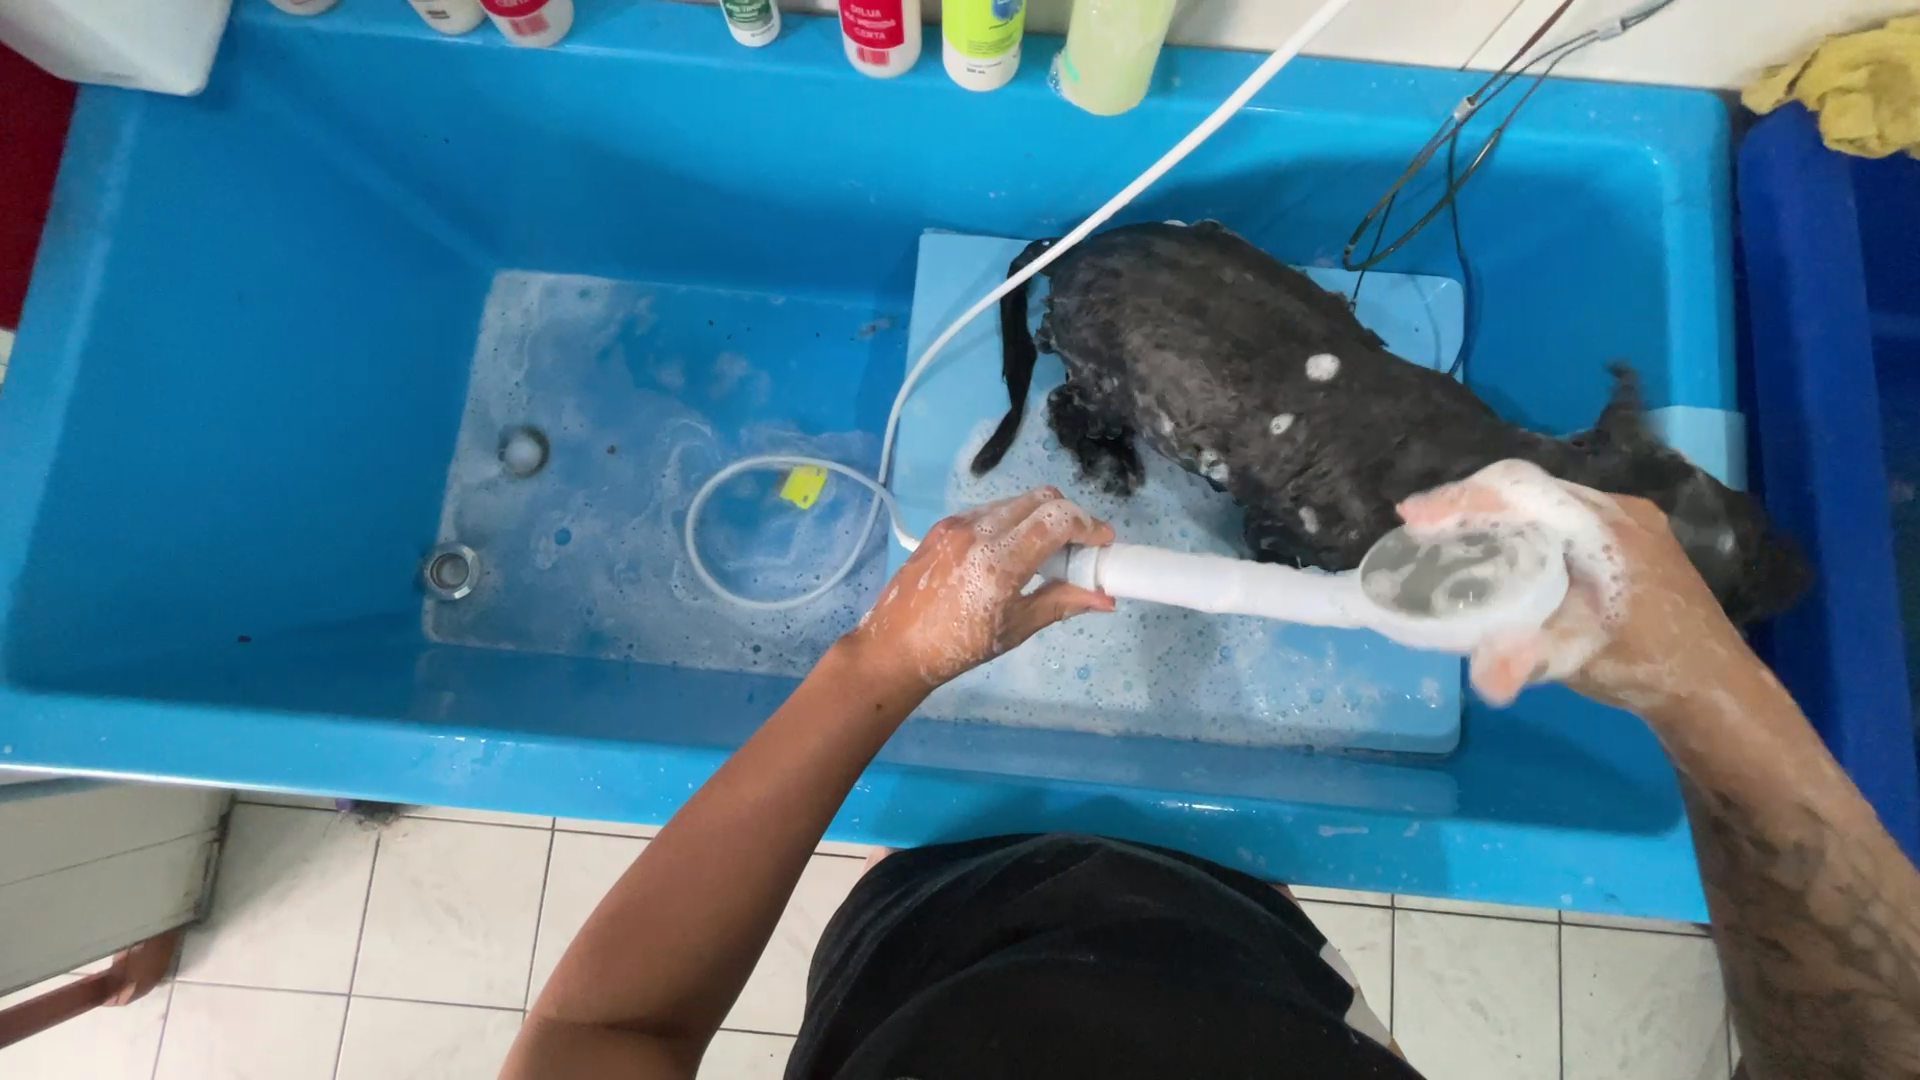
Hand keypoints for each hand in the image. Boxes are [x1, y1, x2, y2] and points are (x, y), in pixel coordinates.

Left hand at [848, 487, 1116, 688]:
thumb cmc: (959, 647)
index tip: (1103, 542)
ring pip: (1015, 501)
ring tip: (1045, 550)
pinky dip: (1012, 520)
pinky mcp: (943, 524)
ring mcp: (958, 524)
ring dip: (1040, 516)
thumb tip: (1106, 598)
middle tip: (1079, 546)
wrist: (895, 645)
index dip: (1089, 525)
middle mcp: (979, 532)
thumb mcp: (1016, 628)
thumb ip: (1062, 603)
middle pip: (1041, 498)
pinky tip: (1011, 550)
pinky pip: (990, 510)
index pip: (1057, 519)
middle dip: (1069, 516)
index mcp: (999, 563)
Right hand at [1396, 460, 1755, 711]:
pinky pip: (1557, 512)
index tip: (1412, 515)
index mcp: (1604, 530)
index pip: (1522, 491)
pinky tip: (1494, 546)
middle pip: (1527, 487)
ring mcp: (1625, 520)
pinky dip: (1515, 521)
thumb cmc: (1643, 665)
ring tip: (1445, 532)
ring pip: (1541, 497)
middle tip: (1419, 523)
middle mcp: (1616, 511)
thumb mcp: (1577, 660)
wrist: (1710, 685)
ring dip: (1490, 510)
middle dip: (1466, 501)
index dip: (1460, 498)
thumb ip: (1528, 660)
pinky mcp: (1624, 535)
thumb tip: (1483, 679)